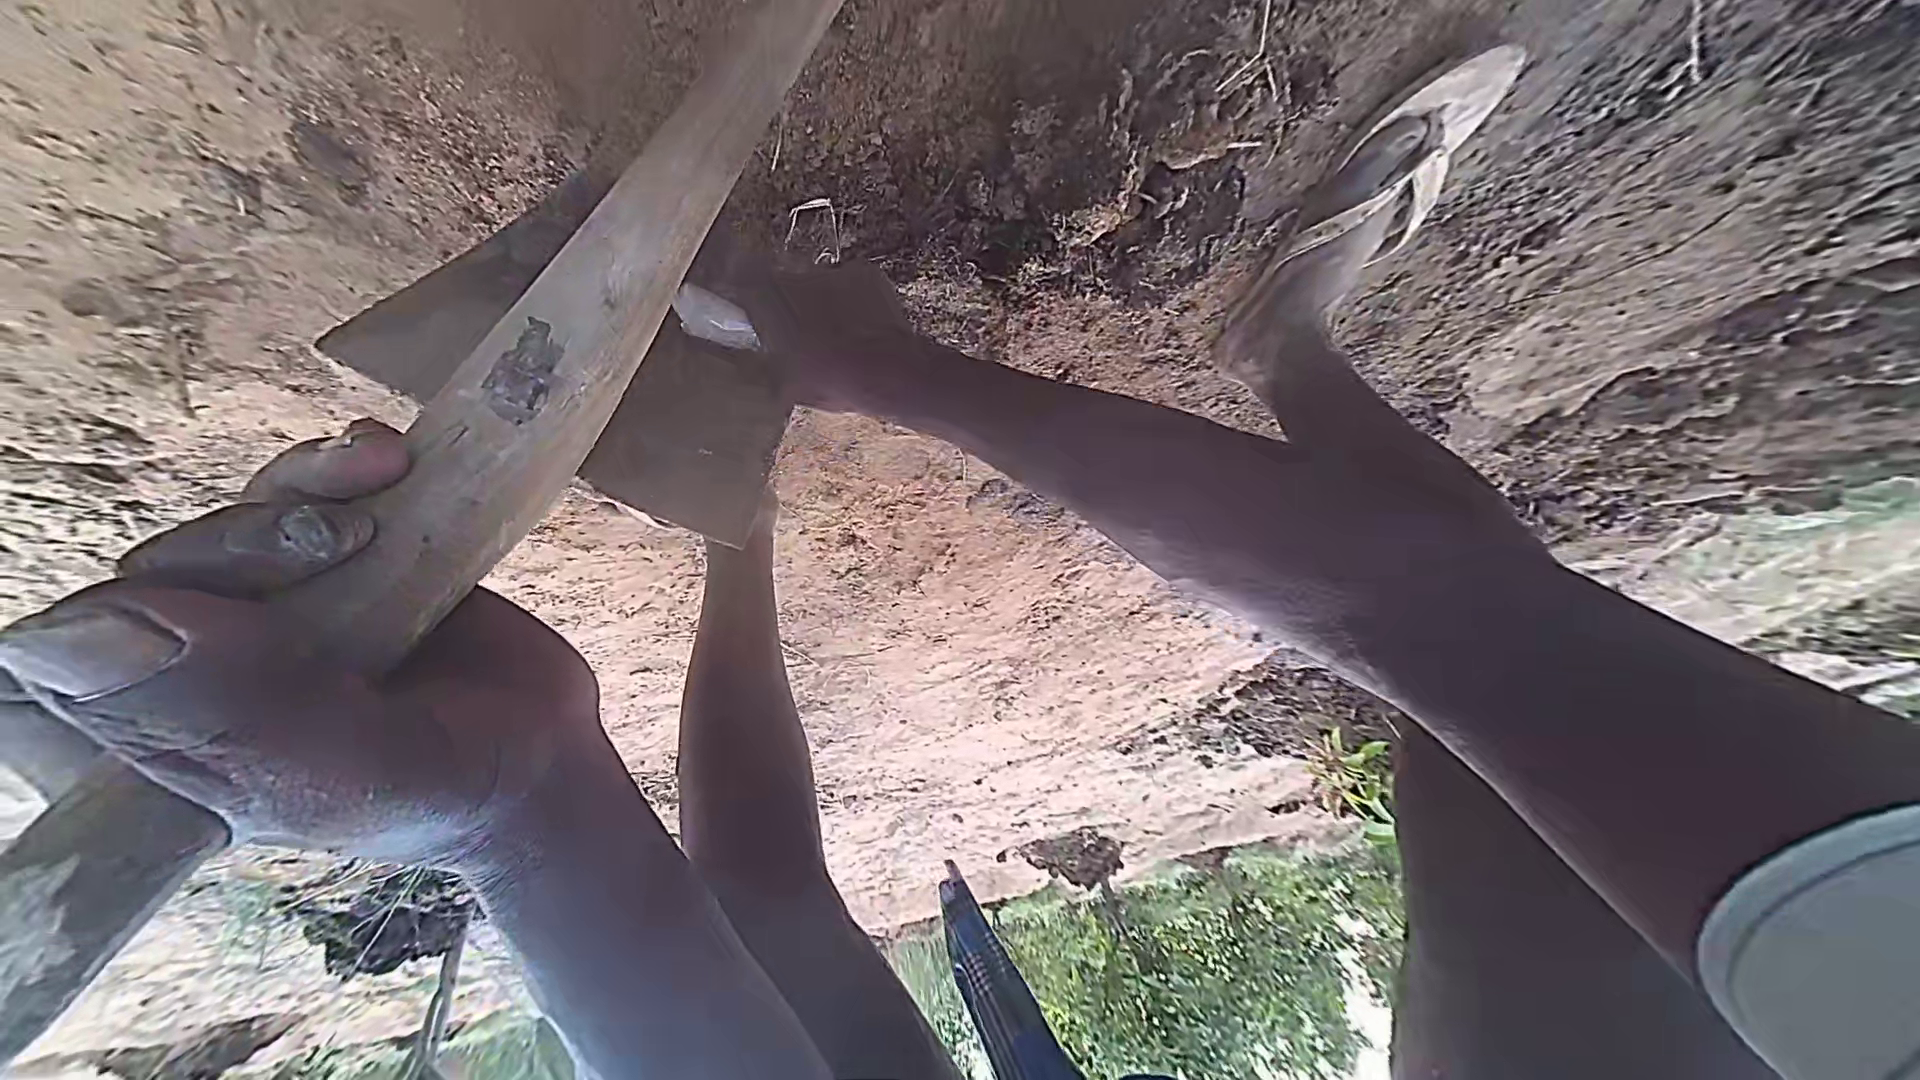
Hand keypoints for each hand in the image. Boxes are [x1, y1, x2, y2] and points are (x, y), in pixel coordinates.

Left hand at [0, 420, 601, 864]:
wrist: (549, 746)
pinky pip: (312, 501)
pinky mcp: (355, 570)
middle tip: (343, 540)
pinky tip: (388, 453)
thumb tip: (68, 628)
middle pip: (155, 576)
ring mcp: (285, 613)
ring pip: (235, 523)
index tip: (243, 612)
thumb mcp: (360, 773)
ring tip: (386, 467)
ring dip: (301, 483)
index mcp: (153, 749)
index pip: (43, 675)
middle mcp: (200, 674)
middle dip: (245, 541)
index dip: (114, 622)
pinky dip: (340, 465)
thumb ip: (243, 718)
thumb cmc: (453, 785)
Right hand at [721, 260, 923, 414]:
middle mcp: (796, 276)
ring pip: (818, 285)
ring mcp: (832, 271)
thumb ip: (766, 362)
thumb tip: (758, 360)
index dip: (747, 300)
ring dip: (822, 305)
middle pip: (783, 285)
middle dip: (788, 306)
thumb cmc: (835, 382)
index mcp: (768, 300)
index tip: (752, 318)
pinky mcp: (864, 272)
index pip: (742, 284)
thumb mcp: (787, 385)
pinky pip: (850, 284)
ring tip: (838, 337)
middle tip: (802, 338)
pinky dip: (853, 301)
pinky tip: (863, 329)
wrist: (890, 372)